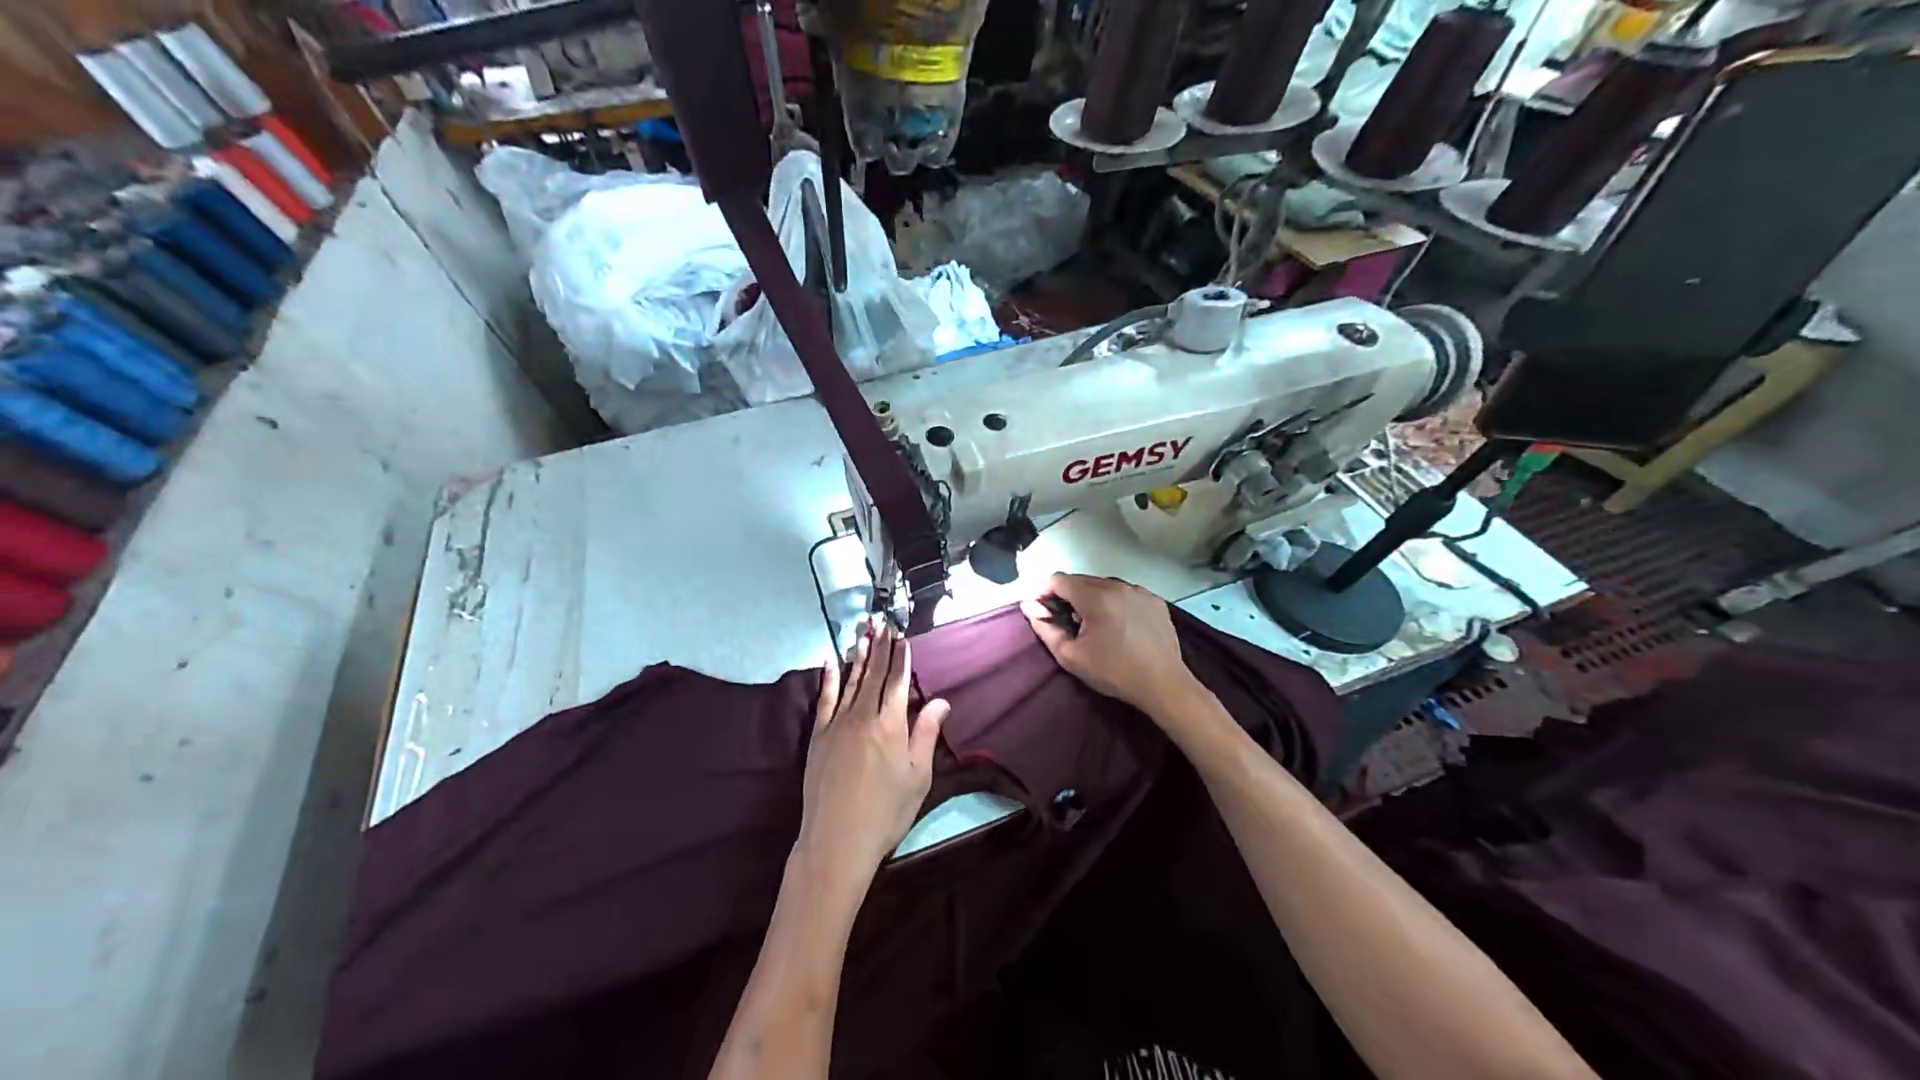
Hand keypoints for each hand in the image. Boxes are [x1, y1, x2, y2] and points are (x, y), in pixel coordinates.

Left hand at [797, 620, 948, 896]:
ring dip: (858, 655)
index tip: (903, 636)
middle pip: (873, 675)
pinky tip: (832, 661)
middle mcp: (862, 717)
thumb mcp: (917, 777)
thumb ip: (926, 735)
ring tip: (864, 632)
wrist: (837, 841)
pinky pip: (824, 700)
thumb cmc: (886, 812)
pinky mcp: (817, 737)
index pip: (896, 682)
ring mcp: (836, 725)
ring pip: (850, 682)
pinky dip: (829, 678)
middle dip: (880, 647)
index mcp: (890, 726)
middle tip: (882, 622)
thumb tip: (940, 701)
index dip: (901, 658)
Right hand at [1021, 573, 1206, 720]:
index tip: (1042, 611)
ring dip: (1091, 597)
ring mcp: (1140, 591)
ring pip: (1104, 584)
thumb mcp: (1071, 656)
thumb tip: (1029, 606)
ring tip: (1093, 624)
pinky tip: (1117, 624)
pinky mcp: (1155, 600)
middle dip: (1067, 595)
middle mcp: (1119, 586)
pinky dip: (1114, 602)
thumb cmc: (1114, 672)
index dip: (1044, 592)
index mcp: (1096, 597)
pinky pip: (1125, 593)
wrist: (1163, 685)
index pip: (1059, 579)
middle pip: (1081, 580)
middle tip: (1066, 621)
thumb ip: (1046, 628)